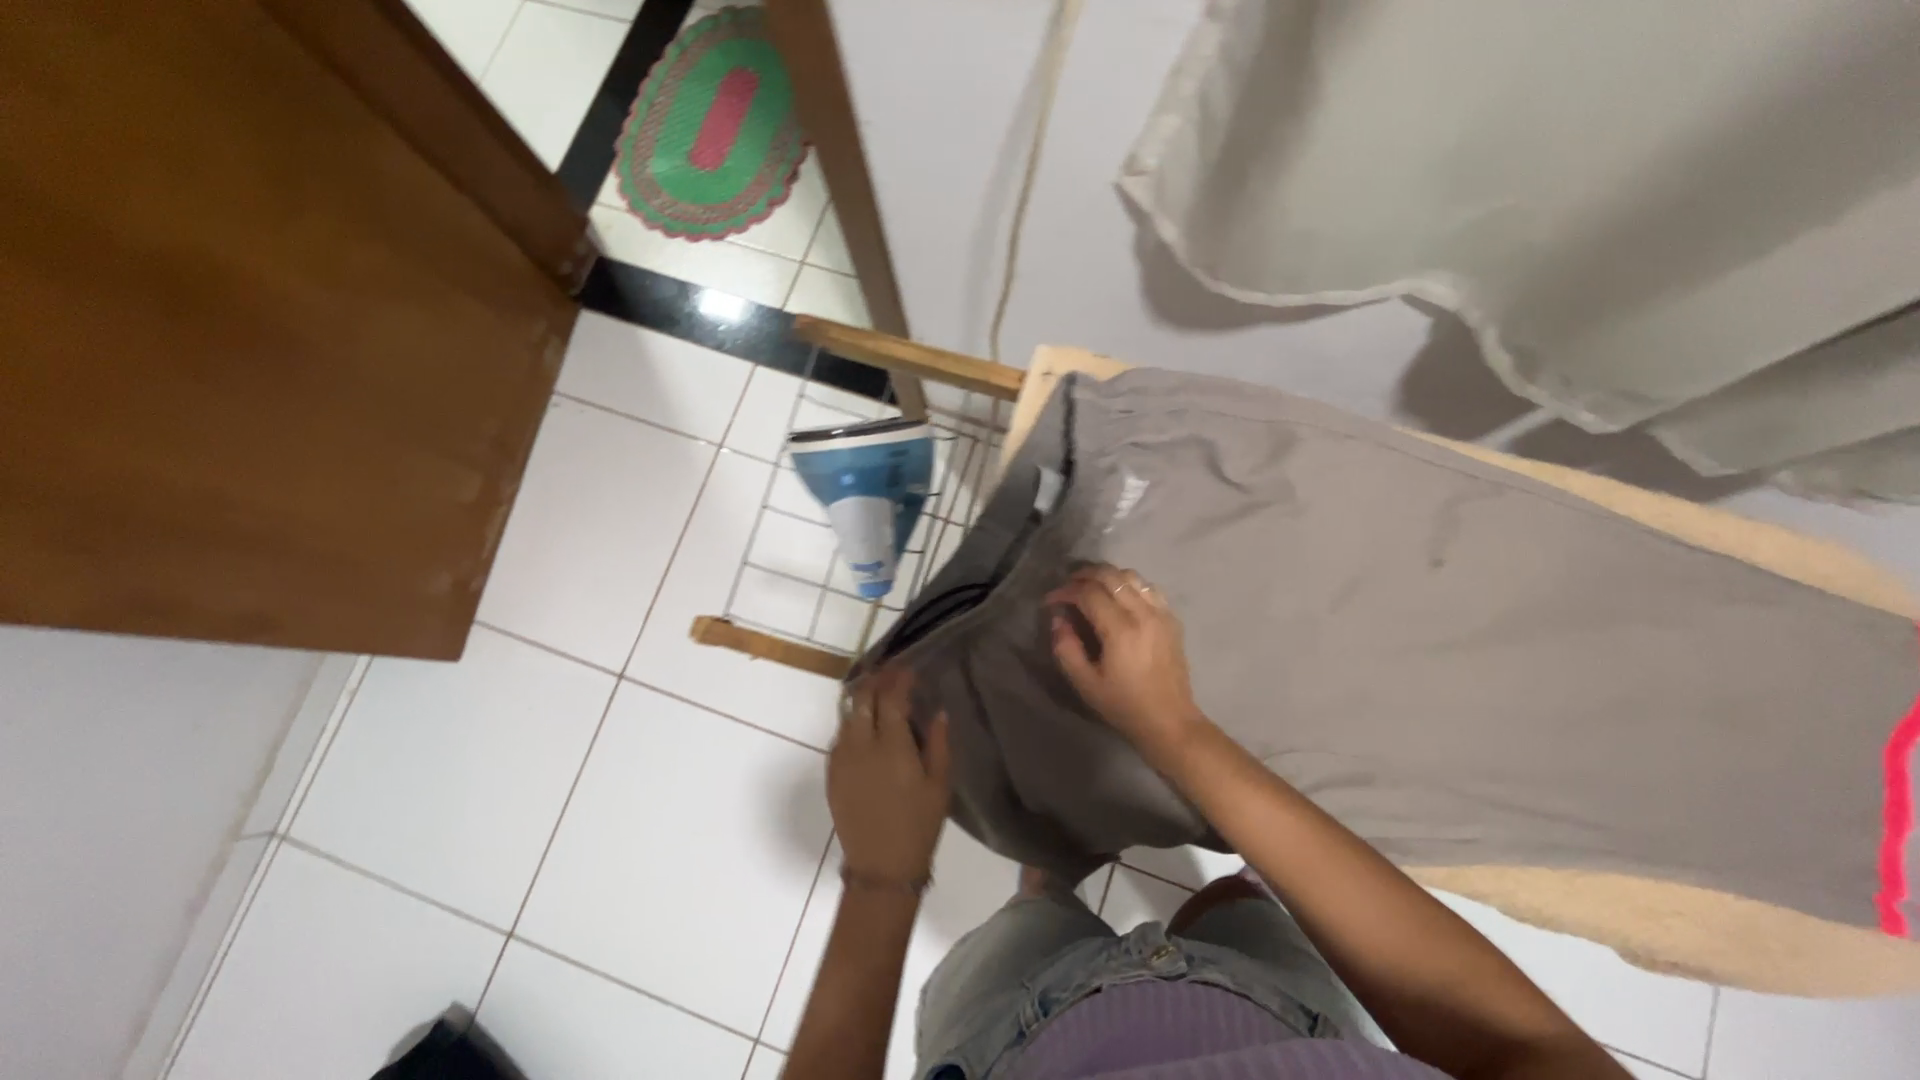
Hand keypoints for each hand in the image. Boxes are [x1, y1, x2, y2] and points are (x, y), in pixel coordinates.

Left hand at [828, 665, 950, 885]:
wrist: (881, 866)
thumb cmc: (918, 826)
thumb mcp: (939, 785)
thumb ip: (938, 744)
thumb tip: (938, 711)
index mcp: (892, 747)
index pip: (891, 698)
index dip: (899, 679)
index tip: (908, 669)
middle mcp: (861, 746)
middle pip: (861, 698)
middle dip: (875, 680)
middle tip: (889, 673)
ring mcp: (841, 759)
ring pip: (847, 715)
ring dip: (861, 699)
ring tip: (876, 693)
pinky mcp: (831, 773)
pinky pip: (839, 737)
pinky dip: (852, 722)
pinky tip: (864, 726)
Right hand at [1046, 564, 1209, 760]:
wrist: (1170, 721)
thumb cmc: (1124, 705)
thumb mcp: (1085, 683)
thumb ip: (1066, 648)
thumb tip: (1058, 619)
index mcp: (1121, 630)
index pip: (1088, 593)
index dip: (1065, 591)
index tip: (1051, 601)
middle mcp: (1143, 613)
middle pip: (1111, 575)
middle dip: (1084, 575)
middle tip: (1068, 586)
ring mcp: (1162, 613)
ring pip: (1132, 576)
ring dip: (1107, 576)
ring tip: (1091, 588)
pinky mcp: (1172, 619)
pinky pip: (1149, 588)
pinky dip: (1129, 585)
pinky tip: (1119, 598)